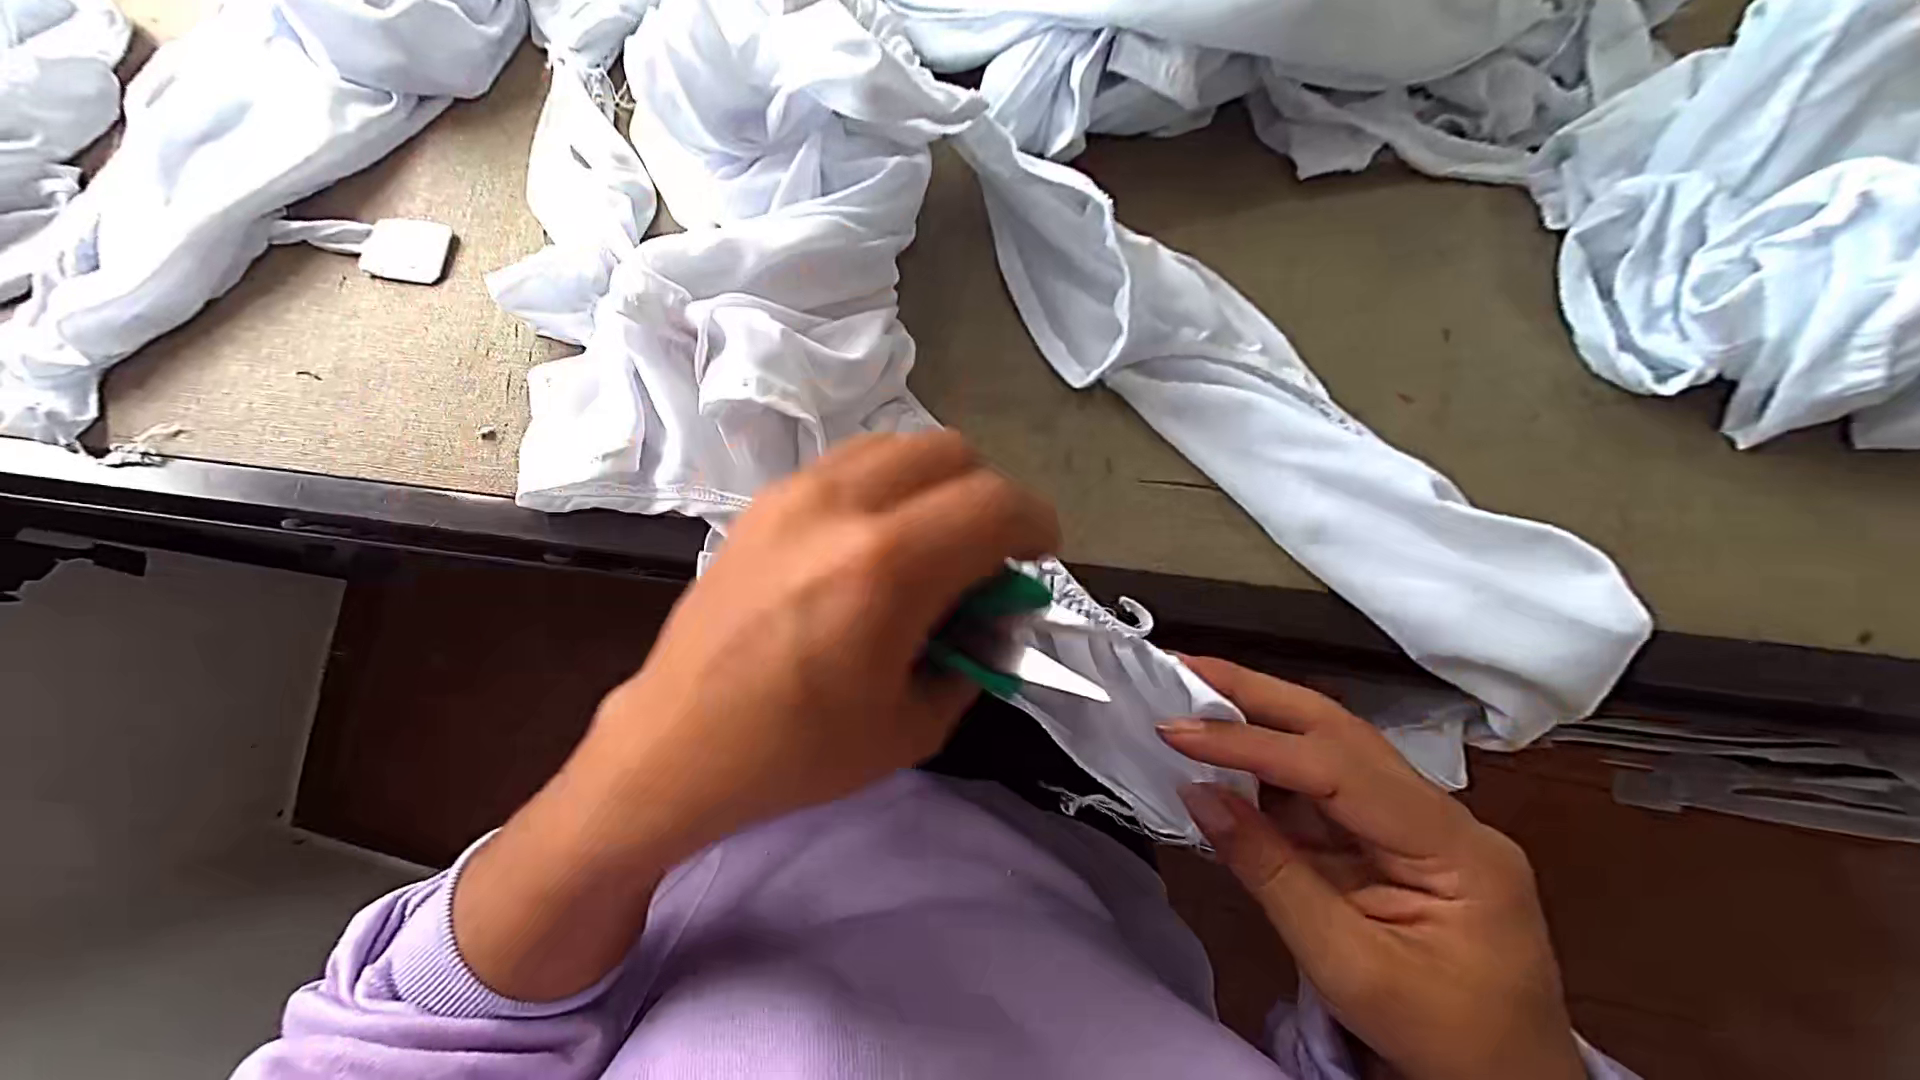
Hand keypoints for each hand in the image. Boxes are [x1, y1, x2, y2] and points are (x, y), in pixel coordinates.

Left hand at [453, 431, 1057, 999]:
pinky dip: (890, 482)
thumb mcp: (915, 723)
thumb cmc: (798, 751)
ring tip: (931, 541)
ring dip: (939, 483)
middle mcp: (844, 506)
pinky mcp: (768, 497)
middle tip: (985, 555)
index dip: (1038, 524)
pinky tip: (876, 536)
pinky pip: (854, 460)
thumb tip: (996, 612)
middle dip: (991, 498)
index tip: (1039, 556)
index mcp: (888, 567)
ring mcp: (797, 491)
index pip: (998, 504)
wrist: (676, 744)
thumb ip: (974, 654)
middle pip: (956, 453)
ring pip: (904, 444)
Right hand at [1159, 658, 1584, 1079]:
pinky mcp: (1387, 833)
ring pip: (1329, 746)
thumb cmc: (1444, 1044)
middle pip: (1341, 731)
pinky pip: (1320, 786)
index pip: (1338, 768)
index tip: (1180, 730)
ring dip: (1259, 719)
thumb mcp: (1348, 967)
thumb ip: (1269, 872)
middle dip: (1258, 693)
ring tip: (1195, 697)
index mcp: (1457, 848)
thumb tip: (1198, 795)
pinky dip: (1266, 765)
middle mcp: (1442, 814)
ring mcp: (1416, 819)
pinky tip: (1225, 751)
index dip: (1252, 743)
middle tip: (1189, 667)